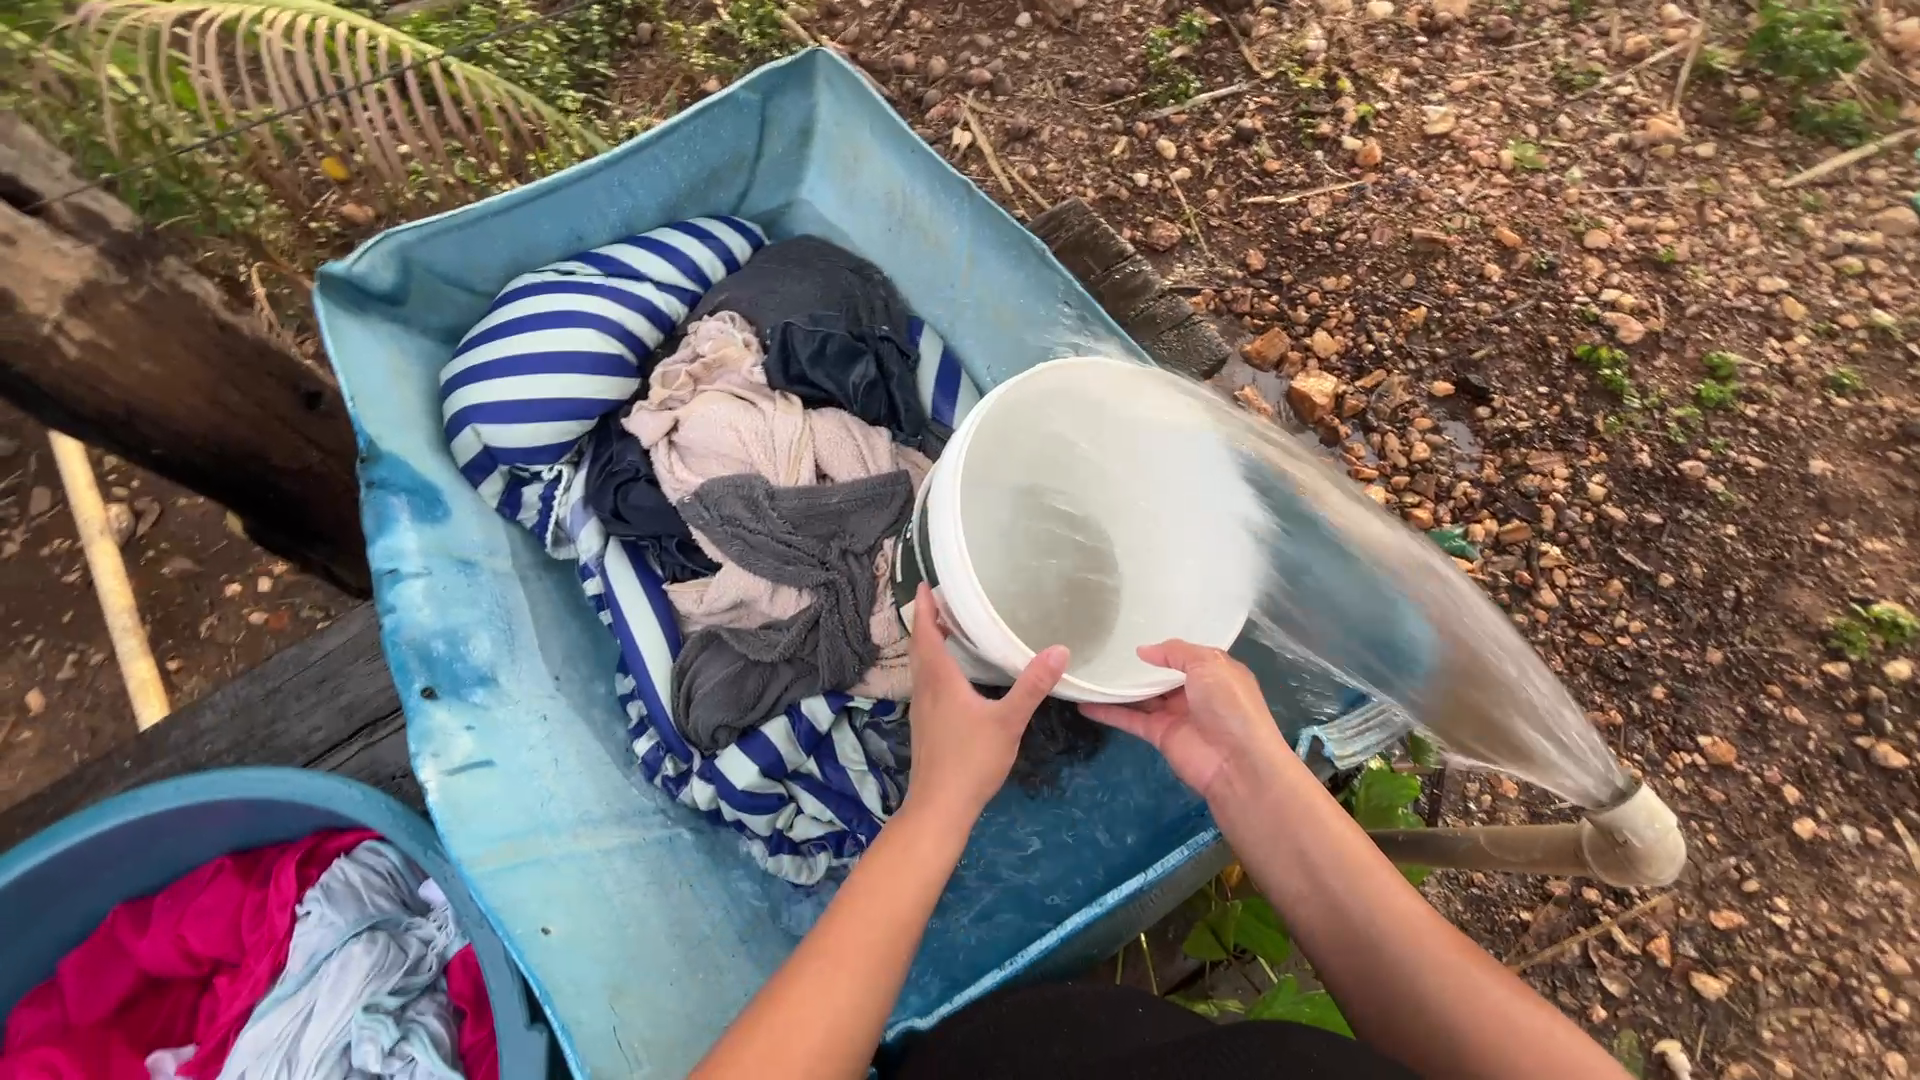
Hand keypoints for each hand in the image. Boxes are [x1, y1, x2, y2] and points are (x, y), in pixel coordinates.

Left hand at [901, 584, 1068, 821]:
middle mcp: (925, 689)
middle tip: (943, 599)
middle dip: (928, 621)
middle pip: (920, 647)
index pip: (926, 633)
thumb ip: (1032, 686)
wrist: (940, 806)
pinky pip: (926, 683)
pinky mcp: (925, 726)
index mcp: (939, 680)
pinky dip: (934, 666)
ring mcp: (922, 709)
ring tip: (948, 629)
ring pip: (921, 667)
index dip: (925, 607)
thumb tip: (1060, 649)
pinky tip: (953, 676)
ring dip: (929, 644)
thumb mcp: (1009, 721)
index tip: (926, 583)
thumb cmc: (971, 760)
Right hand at [1079, 641, 1291, 800]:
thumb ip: (1176, 652)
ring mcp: (1175, 715)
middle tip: (1103, 648)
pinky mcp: (1159, 735)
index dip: (1164, 646)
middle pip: (1160, 676)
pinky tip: (1084, 703)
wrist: (1237, 763)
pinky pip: (1130, 719)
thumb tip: (1143, 651)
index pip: (1186, 655)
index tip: (1134, 632)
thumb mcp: (1209, 664)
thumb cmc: (1229, 705)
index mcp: (1214, 673)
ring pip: (1142, 697)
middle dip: (1137, 666)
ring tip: (1089, 671)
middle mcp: (1194, 693)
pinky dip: (1108, 712)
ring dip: (1118, 687)